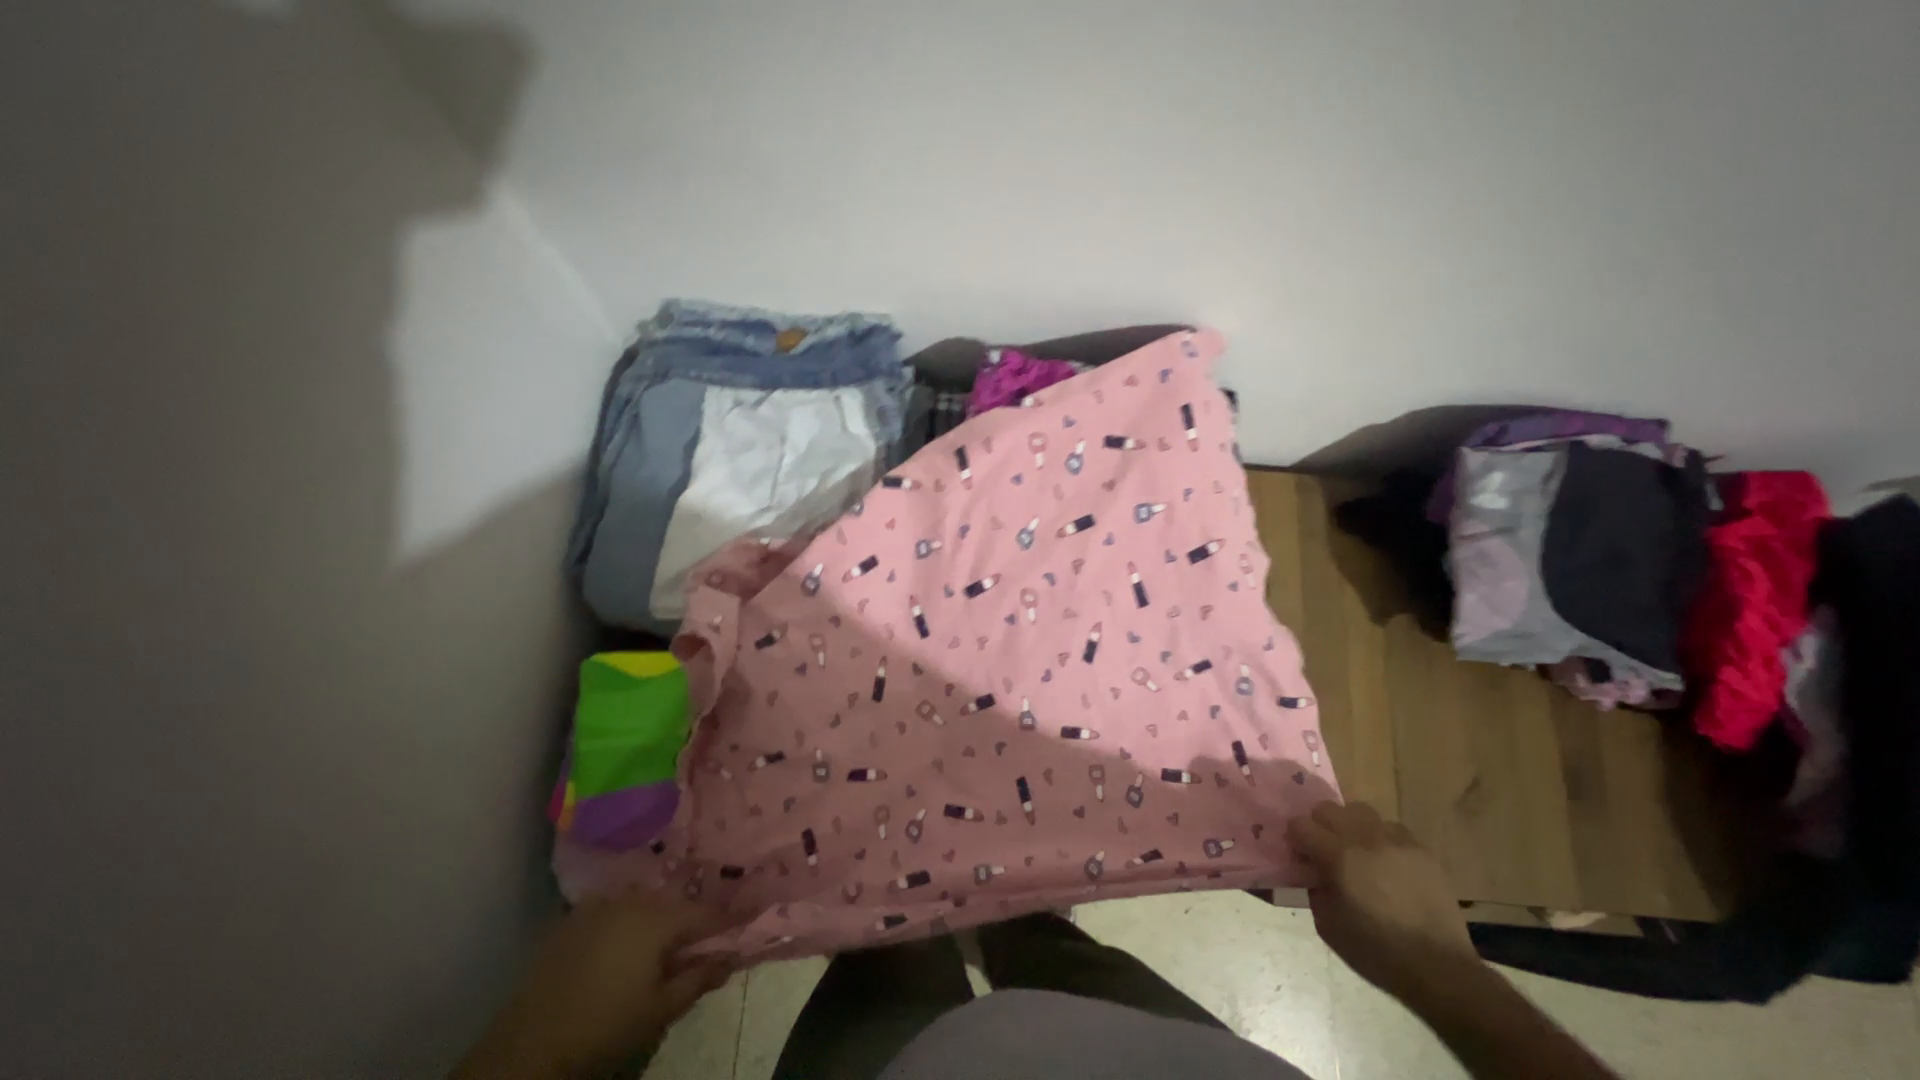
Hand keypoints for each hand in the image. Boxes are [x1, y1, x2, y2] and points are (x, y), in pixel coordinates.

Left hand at [452, 896, 735, 1079]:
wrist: (530, 1045)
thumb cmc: (606, 1026)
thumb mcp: (661, 1009)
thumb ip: (700, 978)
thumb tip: (732, 957)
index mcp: (656, 919)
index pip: (706, 912)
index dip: (731, 916)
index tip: (754, 913)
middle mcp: (628, 902)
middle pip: (672, 904)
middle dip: (691, 920)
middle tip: (707, 940)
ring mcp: (594, 908)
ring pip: (640, 906)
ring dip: (657, 921)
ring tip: (665, 947)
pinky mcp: (568, 922)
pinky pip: (611, 914)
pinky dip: (626, 925)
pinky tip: (624, 950)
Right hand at [1288, 801, 1480, 1007]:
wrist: (1438, 967)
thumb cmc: (1375, 952)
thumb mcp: (1327, 926)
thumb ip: (1315, 889)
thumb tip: (1316, 873)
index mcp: (1338, 856)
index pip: (1300, 824)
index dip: (1295, 840)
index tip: (1301, 859)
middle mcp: (1366, 838)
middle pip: (1329, 808)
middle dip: (1320, 827)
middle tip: (1324, 853)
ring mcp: (1397, 841)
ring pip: (1362, 811)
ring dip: (1351, 827)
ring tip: (1358, 854)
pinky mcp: (1422, 850)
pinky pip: (1392, 829)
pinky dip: (1381, 839)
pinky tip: (1387, 865)